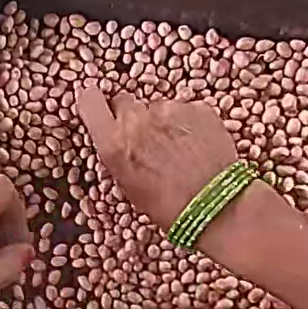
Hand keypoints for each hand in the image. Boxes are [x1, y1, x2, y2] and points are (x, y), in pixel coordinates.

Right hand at [76, 87, 245, 230]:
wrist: (217, 208)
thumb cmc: (169, 207)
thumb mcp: (129, 186)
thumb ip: (118, 153)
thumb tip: (118, 139)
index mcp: (115, 143)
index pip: (90, 100)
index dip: (95, 103)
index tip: (100, 109)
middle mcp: (138, 120)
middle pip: (124, 101)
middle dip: (131, 116)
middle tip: (144, 140)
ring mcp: (170, 110)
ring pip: (158, 107)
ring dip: (163, 122)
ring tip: (177, 151)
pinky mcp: (198, 108)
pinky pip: (185, 110)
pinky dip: (188, 124)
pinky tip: (196, 147)